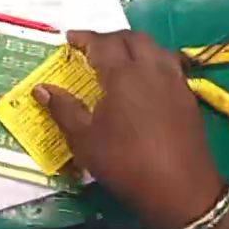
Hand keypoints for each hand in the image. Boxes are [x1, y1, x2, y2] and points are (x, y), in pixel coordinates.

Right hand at [34, 30, 224, 228]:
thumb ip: (63, 109)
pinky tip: (142, 78)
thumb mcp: (84, 139)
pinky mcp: (187, 97)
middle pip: (132, 39)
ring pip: (154, 48)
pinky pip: (168, 64)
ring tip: (117, 57)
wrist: (180, 190)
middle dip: (109, 38)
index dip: (84, 38)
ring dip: (133, 45)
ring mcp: (174, 82)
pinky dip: (150, 60)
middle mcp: (152, 70)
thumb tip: (41, 89)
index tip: (69, 39)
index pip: (102, 44)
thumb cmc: (125, 163)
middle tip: (90, 47)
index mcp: (124, 76)